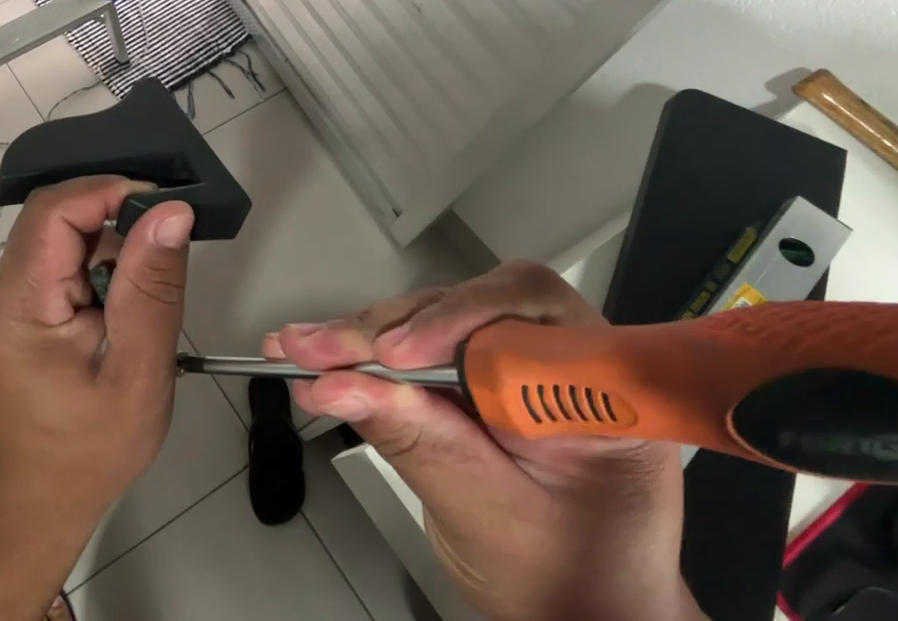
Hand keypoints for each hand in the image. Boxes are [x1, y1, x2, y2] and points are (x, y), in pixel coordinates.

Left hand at [0, 176, 194, 523]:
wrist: (43, 490)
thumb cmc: (91, 443)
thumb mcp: (137, 371)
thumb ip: (152, 288)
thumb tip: (171, 211)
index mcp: (17, 298)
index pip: (55, 208)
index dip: (110, 191)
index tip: (166, 207)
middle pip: (60, 217)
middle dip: (118, 224)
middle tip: (166, 262)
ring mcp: (5, 290)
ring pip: (66, 235)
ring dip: (112, 250)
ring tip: (143, 302)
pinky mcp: (19, 300)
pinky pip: (62, 258)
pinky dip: (99, 269)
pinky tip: (120, 310)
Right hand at [268, 262, 702, 620]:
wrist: (575, 609)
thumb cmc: (561, 576)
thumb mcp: (485, 512)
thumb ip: (418, 442)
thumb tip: (337, 386)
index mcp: (598, 393)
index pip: (531, 312)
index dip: (456, 319)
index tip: (393, 356)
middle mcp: (559, 360)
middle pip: (466, 307)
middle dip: (386, 328)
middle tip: (317, 350)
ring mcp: (513, 363)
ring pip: (429, 319)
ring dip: (361, 335)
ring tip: (299, 349)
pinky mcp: (472, 372)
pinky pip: (413, 345)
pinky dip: (359, 353)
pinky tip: (313, 354)